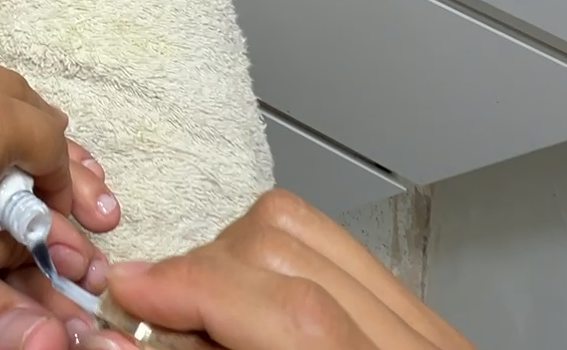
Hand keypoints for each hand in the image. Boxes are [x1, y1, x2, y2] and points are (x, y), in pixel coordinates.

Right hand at [76, 190, 471, 349]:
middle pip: (287, 251)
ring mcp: (437, 339)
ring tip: (202, 301)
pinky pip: (327, 242)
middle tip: (159, 309)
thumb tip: (134, 336)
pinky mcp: (426, 325)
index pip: (295, 320)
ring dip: (228, 251)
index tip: (128, 290)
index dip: (195, 290)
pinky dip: (266, 250)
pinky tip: (247, 292)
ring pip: (303, 228)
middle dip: (201, 268)